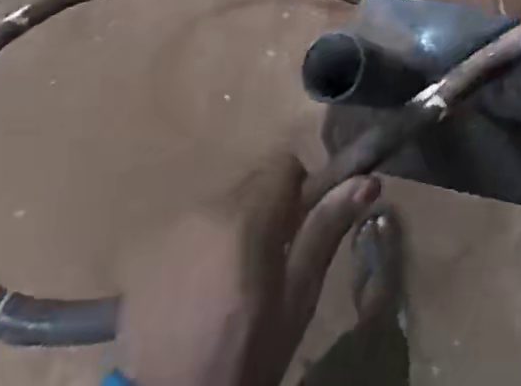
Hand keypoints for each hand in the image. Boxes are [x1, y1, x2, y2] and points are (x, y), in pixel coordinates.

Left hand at [118, 154, 379, 385]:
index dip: (303, 189)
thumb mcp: (296, 301)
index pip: (285, 164)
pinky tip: (210, 287)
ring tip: (243, 280)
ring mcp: (176, 222)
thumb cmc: (246, 357)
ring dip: (243, 224)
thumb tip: (365, 183)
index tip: (305, 228)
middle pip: (255, 180)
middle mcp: (207, 206)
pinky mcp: (155, 241)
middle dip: (274, 208)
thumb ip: (325, 232)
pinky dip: (213, 240)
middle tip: (280, 260)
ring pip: (226, 200)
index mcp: (246, 218)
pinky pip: (197, 222)